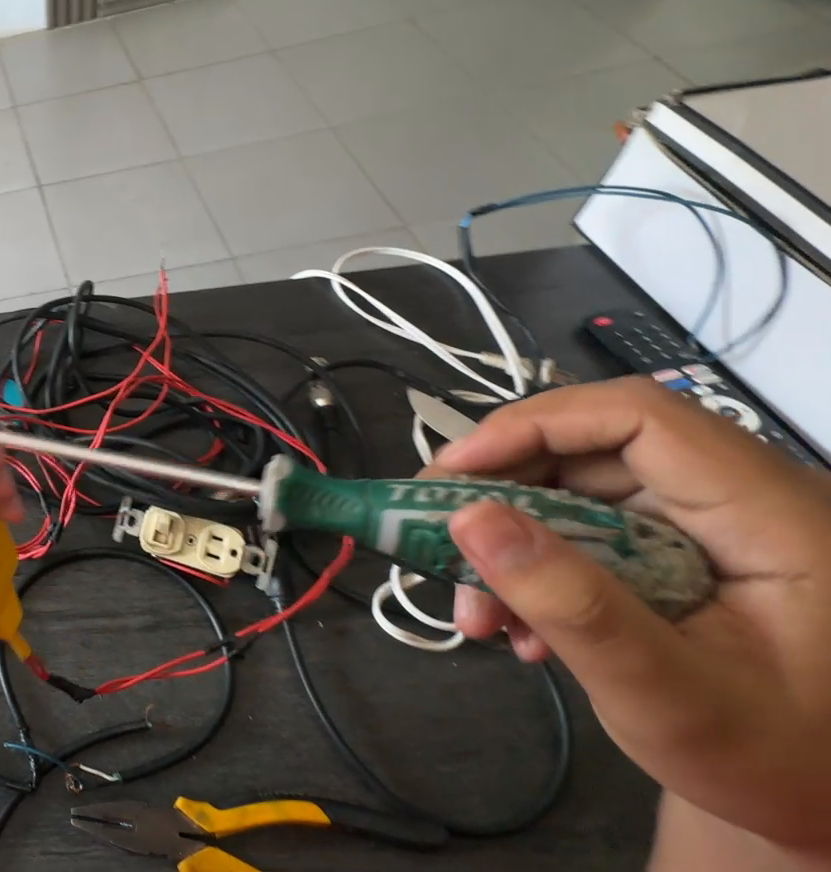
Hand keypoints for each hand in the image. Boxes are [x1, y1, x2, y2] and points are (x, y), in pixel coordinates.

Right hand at [434, 377, 830, 857]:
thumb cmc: (767, 760)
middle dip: (500, 490)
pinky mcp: (684, 542)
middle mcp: (747, 499)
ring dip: (508, 536)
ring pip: (577, 485)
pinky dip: (533, 559)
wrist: (818, 804)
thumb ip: (573, 606)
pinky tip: (515, 617)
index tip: (455, 473)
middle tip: (432, 530)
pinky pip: (586, 521)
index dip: (535, 426)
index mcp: (776, 520)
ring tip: (477, 606)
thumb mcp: (667, 696)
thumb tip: (466, 517)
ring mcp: (714, 521)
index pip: (640, 418)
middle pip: (594, 446)